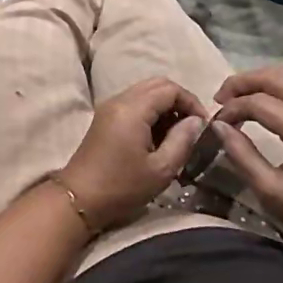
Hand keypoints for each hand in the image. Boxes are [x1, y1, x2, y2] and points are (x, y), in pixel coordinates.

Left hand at [56, 78, 208, 230]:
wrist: (80, 198)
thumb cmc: (122, 186)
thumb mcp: (162, 168)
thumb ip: (182, 139)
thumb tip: (196, 121)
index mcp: (132, 109)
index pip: (169, 88)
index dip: (192, 102)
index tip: (203, 125)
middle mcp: (118, 101)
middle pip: (156, 85)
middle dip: (179, 101)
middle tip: (192, 127)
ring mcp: (108, 108)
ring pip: (144, 92)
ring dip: (164, 107)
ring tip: (177, 135)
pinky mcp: (104, 118)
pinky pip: (133, 103)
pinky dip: (150, 112)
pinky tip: (158, 137)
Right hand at [211, 65, 282, 264]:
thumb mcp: (275, 195)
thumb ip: (243, 156)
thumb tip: (218, 126)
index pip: (263, 103)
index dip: (233, 108)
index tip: (215, 123)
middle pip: (281, 79)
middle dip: (244, 82)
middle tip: (219, 98)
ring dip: (262, 80)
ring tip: (238, 96)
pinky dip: (279, 86)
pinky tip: (263, 102)